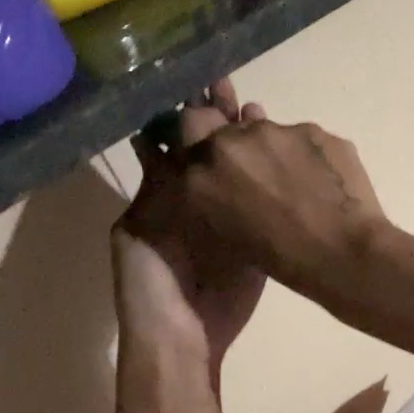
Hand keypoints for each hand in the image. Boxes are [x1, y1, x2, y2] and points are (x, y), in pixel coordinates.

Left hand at [115, 80, 266, 375]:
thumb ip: (155, 191)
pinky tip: (274, 146)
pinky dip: (263, 173)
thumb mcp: (140, 230)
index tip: (190, 82)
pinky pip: (256, 199)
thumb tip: (168, 147)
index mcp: (158, 193)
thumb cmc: (151, 281)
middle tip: (226, 81)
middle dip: (212, 117)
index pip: (168, 143)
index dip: (177, 114)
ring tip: (254, 106)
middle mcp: (190, 198)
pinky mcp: (251, 235)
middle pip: (202, 149)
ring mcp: (223, 216)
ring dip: (240, 139)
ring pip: (231, 169)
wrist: (184, 331)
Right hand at [176, 115, 389, 289]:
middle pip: (224, 128)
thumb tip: (220, 179)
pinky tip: (324, 182)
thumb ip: (213, 196)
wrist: (344, 254)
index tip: (222, 168)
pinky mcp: (311, 128)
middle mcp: (227, 143)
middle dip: (238, 146)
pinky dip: (308, 155)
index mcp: (199, 175)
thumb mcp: (230, 235)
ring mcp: (272, 130)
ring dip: (274, 150)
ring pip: (265, 130)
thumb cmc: (284, 259)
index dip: (206, 152)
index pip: (187, 140)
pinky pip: (302, 138)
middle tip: (261, 174)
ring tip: (299, 183)